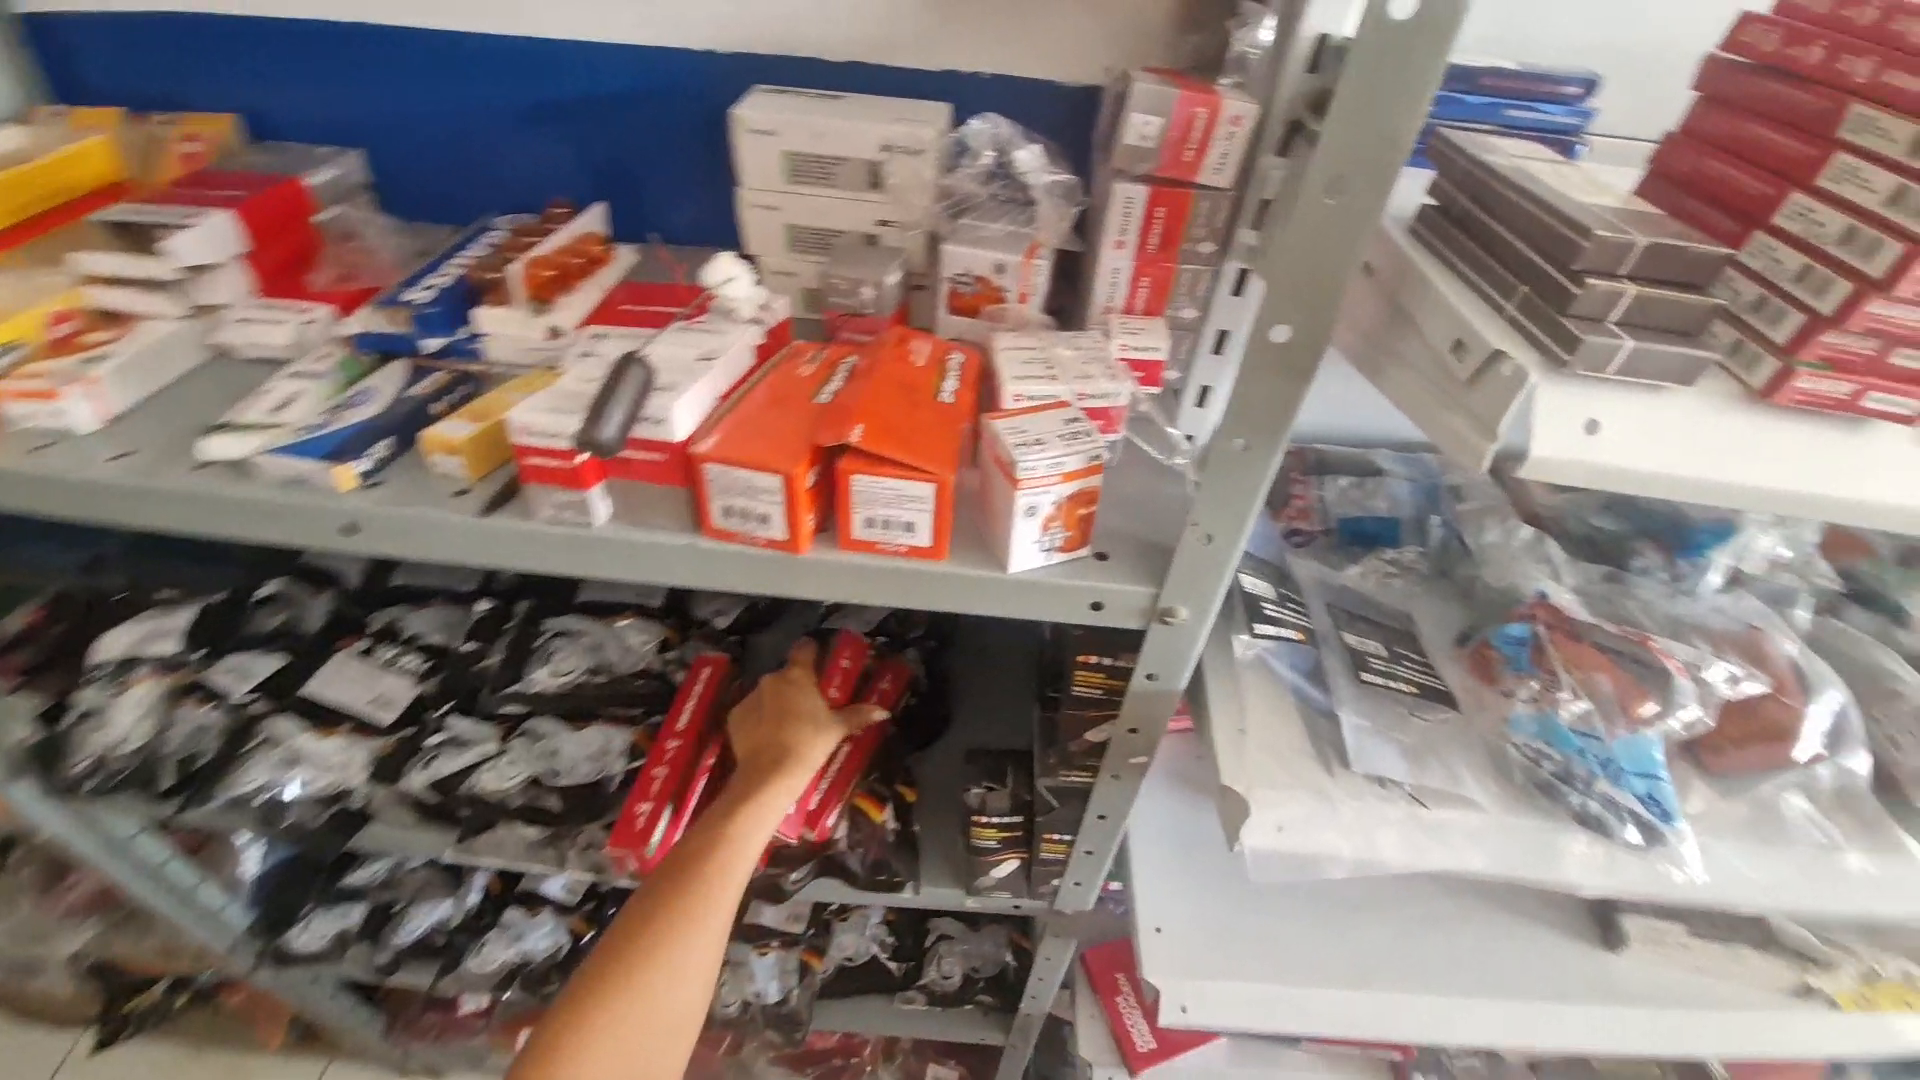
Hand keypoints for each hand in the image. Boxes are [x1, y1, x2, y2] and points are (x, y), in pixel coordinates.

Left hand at [727, 637, 889, 798]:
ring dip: (776, 703)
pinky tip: (768, 738)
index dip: (812, 651)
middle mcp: (771, 679)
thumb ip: (858, 715)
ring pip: (767, 693)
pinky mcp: (734, 716)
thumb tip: (883, 711)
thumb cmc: (809, 744)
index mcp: (797, 675)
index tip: (818, 661)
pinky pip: (751, 712)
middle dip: (796, 687)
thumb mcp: (837, 729)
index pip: (804, 649)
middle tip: (808, 706)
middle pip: (786, 675)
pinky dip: (759, 720)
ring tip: (787, 726)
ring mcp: (750, 697)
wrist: (769, 774)